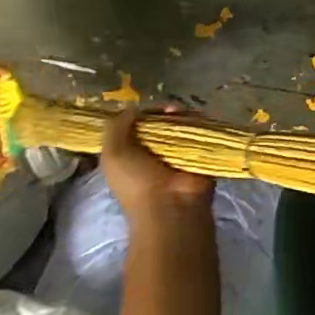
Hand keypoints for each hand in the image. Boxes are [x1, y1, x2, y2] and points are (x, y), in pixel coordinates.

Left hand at [103, 108, 215, 231]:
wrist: (170, 206)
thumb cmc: (136, 182)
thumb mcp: (112, 153)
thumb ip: (116, 125)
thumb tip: (134, 108)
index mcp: (132, 154)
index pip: (138, 125)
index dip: (141, 113)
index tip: (145, 108)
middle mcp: (156, 153)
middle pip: (162, 122)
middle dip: (164, 112)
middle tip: (168, 109)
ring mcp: (180, 153)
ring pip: (182, 124)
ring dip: (181, 116)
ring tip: (180, 113)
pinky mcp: (201, 154)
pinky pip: (201, 131)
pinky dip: (199, 122)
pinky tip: (195, 119)